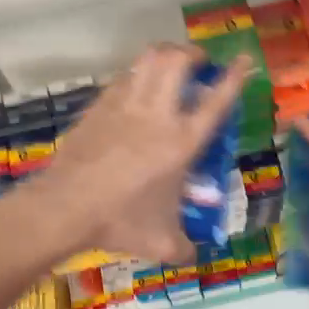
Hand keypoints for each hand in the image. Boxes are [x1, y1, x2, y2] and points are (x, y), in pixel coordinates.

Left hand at [27, 44, 249, 263]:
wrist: (66, 206)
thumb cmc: (120, 221)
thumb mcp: (160, 242)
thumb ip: (183, 246)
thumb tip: (192, 255)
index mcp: (182, 142)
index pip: (216, 99)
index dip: (234, 75)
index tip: (242, 59)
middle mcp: (158, 115)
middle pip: (178, 60)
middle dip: (193, 53)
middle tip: (198, 63)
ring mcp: (125, 105)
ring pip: (148, 58)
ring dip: (164, 54)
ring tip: (170, 64)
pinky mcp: (98, 106)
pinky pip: (124, 76)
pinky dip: (137, 74)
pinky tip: (136, 87)